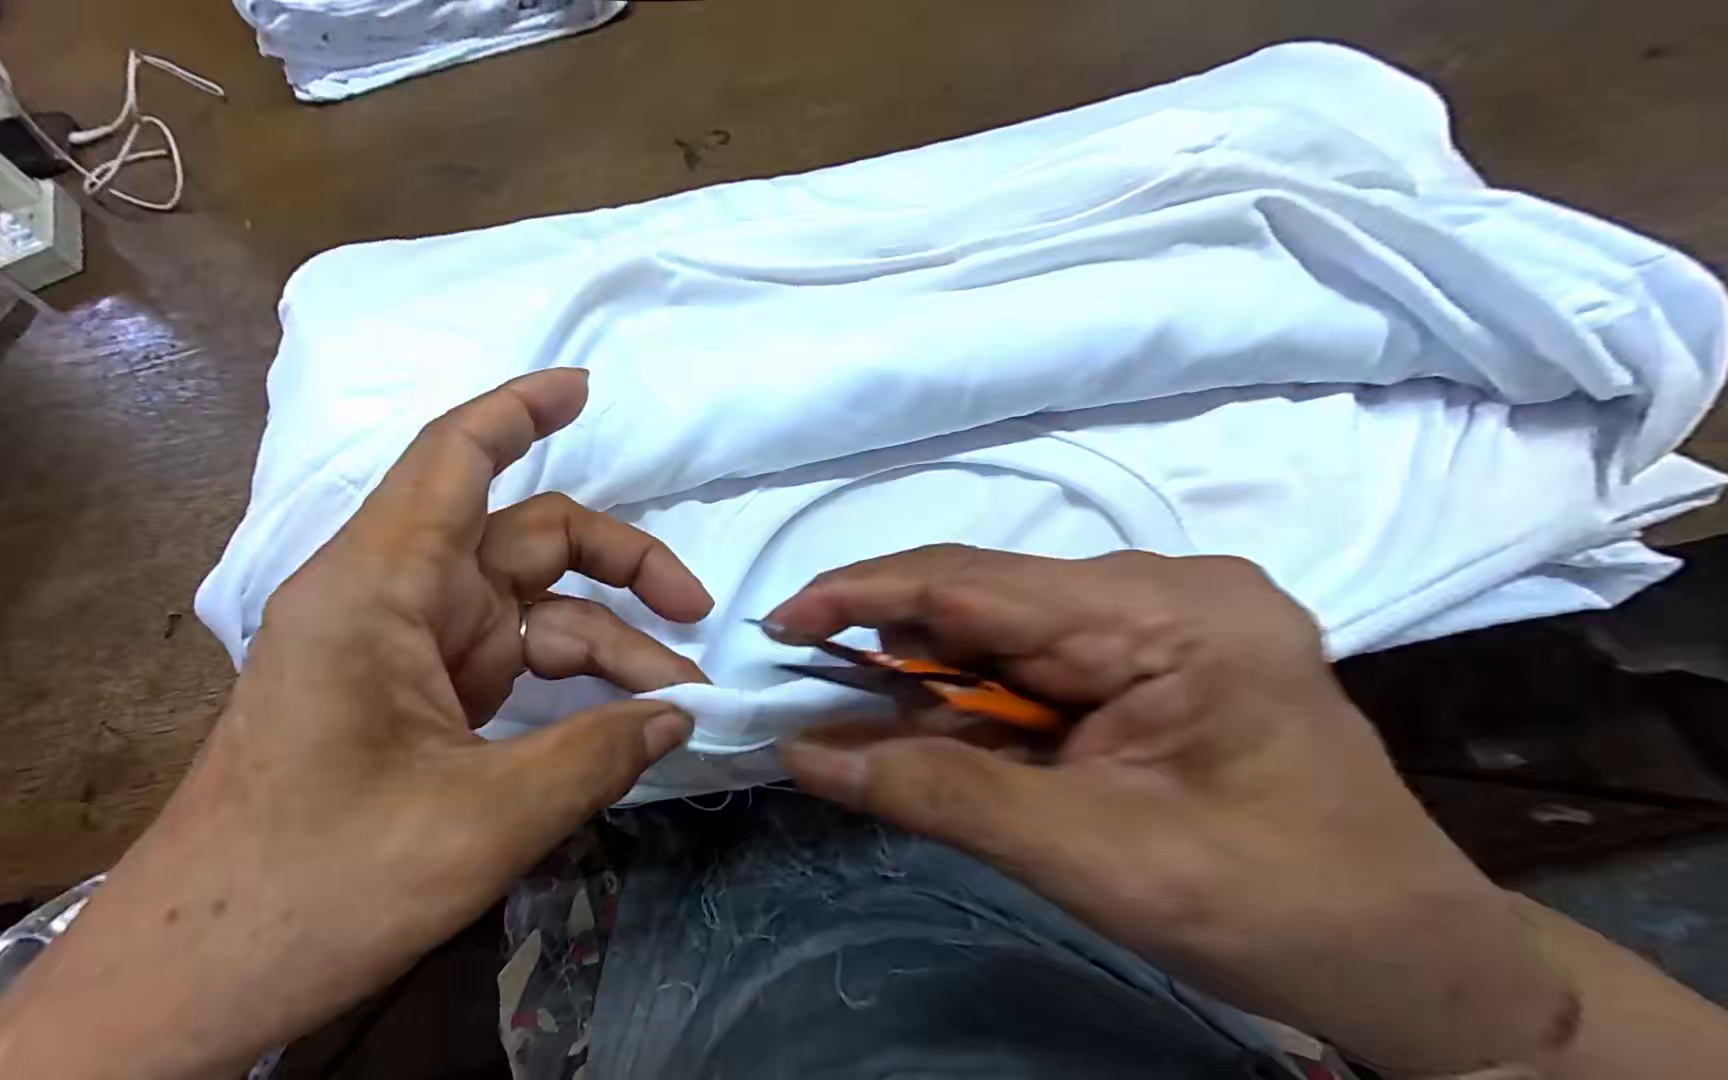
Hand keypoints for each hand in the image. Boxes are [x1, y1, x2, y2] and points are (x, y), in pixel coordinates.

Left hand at [0, 370, 711, 1079]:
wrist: (198, 980)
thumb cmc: (313, 888)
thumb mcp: (477, 823)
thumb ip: (593, 758)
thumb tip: (681, 714)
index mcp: (381, 590)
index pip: (453, 460)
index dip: (518, 409)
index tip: (583, 388)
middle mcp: (401, 598)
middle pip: (533, 540)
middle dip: (624, 565)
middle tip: (697, 608)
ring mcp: (419, 647)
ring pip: (541, 609)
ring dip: (616, 644)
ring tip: (684, 694)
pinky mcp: (430, 692)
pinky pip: (525, 660)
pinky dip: (582, 682)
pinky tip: (631, 718)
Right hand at [768, 546, 1579, 1077]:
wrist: (1410, 961)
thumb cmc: (1278, 911)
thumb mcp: (1097, 860)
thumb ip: (943, 797)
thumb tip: (808, 756)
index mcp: (1169, 614)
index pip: (978, 580)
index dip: (865, 593)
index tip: (782, 621)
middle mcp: (1154, 591)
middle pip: (980, 602)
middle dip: (887, 649)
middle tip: (806, 686)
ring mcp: (1149, 618)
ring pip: (991, 633)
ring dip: (920, 682)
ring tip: (854, 718)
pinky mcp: (1139, 653)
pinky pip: (1021, 662)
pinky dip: (962, 702)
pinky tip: (922, 730)